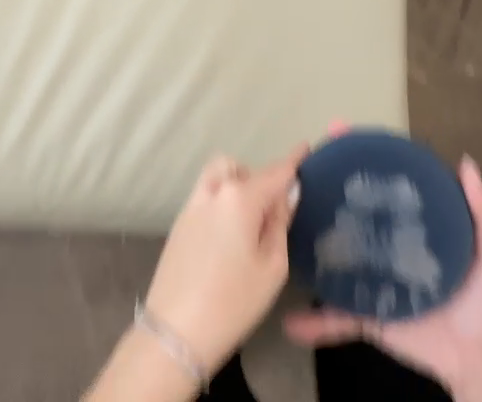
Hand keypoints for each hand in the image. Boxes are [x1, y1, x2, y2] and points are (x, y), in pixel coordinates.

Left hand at [143, 147, 306, 372]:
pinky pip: (206, 196)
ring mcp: (191, 205)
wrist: (175, 332)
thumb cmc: (233, 301)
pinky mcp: (179, 223)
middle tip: (274, 211)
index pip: (275, 171)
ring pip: (218, 176)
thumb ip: (280, 222)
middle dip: (259, 179)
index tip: (306, 147)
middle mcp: (213, 191)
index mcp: (240, 198)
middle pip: (240, 168)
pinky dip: (222, 201)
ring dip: (236, 184)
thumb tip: (286, 194)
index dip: (294, 160)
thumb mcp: (272, 266)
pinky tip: (229, 236)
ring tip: (249, 221)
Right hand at [282, 127, 481, 396]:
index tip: (338, 129)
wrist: (481, 361)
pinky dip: (316, 323)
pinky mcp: (367, 317)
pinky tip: (292, 324)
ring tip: (280, 229)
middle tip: (302, 165)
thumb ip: (480, 213)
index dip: (363, 154)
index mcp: (412, 226)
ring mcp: (373, 281)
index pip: (385, 183)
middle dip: (325, 186)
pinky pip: (338, 318)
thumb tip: (466, 163)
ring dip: (307, 247)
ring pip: (334, 260)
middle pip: (352, 212)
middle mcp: (386, 246)